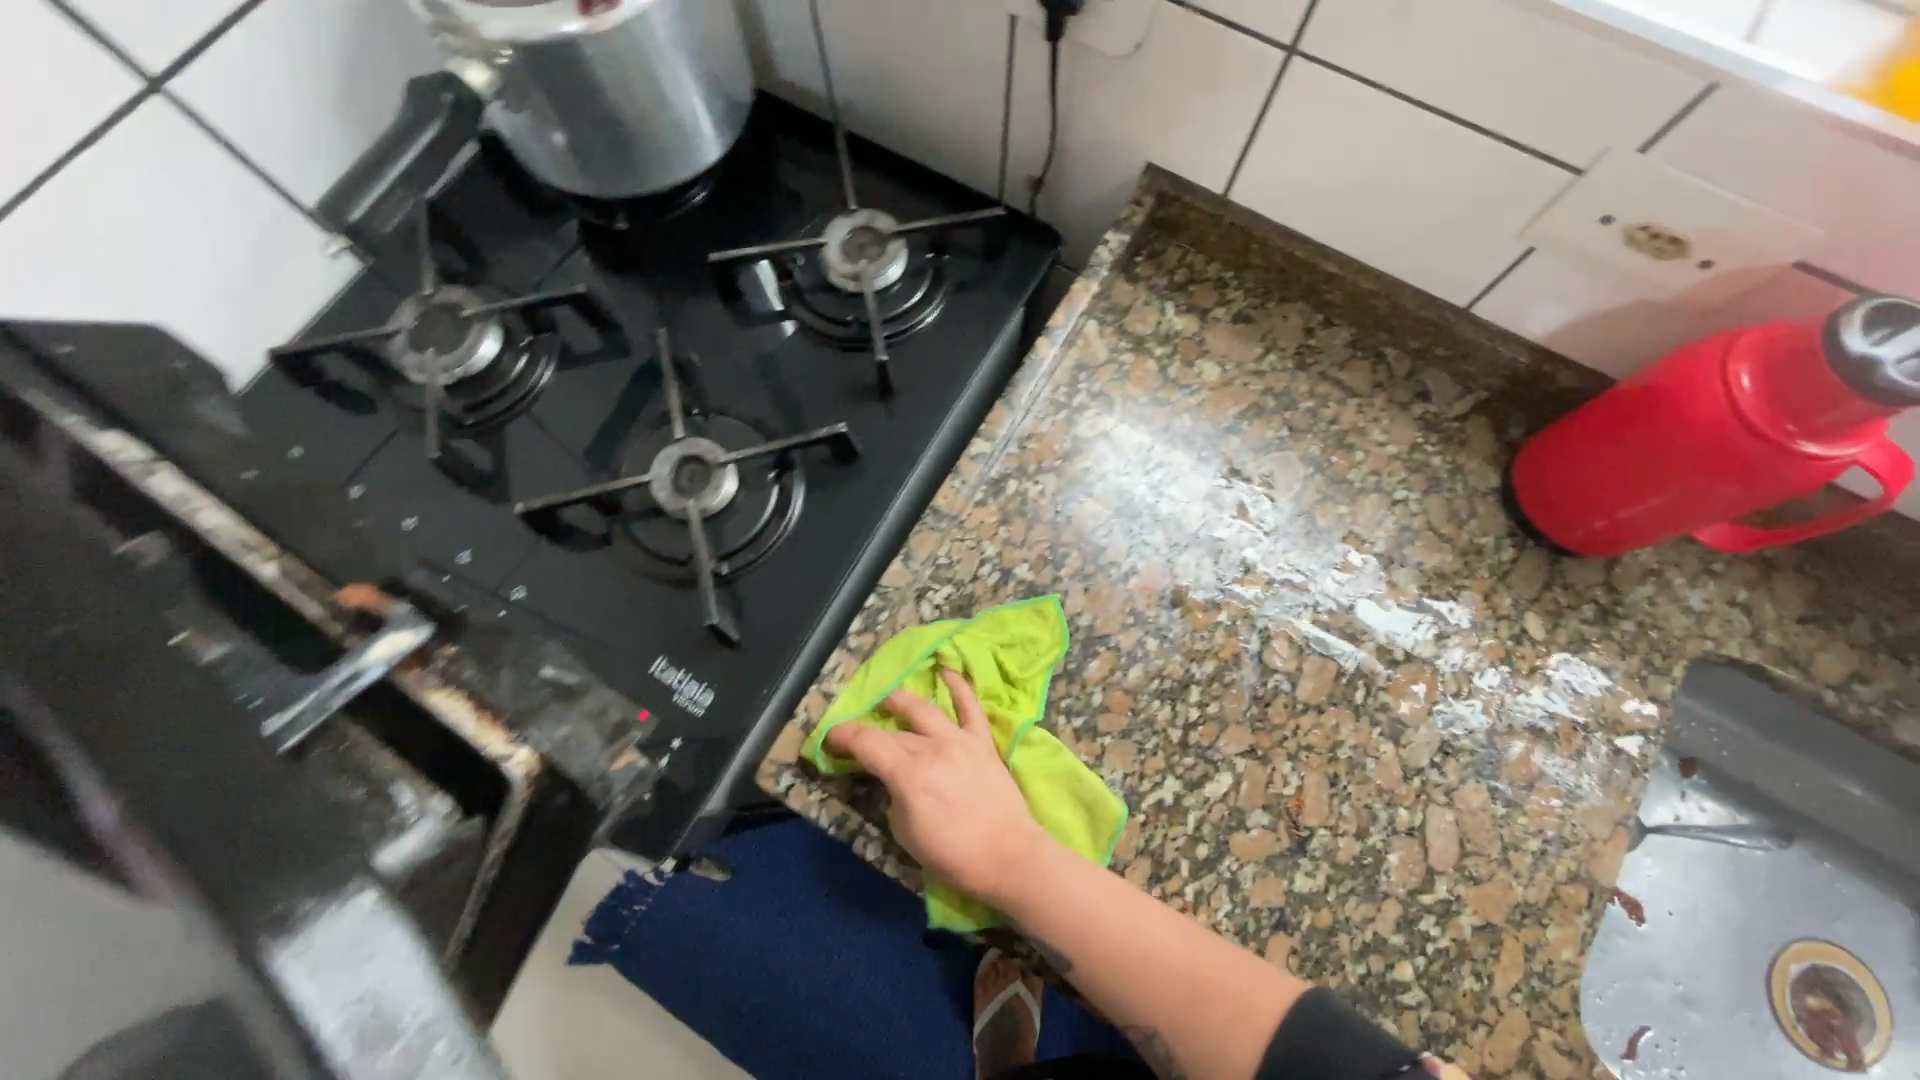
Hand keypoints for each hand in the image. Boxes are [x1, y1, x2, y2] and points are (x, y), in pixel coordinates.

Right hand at [825, 668, 1058, 905]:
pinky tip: (948, 671)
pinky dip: (959, 687)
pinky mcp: (983, 743)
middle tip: (854, 736)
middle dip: (867, 731)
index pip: (866, 742)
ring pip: (924, 710)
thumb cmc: (952, 855)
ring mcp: (960, 741)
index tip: (830, 740)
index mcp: (908, 774)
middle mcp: (932, 748)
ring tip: (887, 698)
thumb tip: (893, 779)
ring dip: (901, 700)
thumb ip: (894, 796)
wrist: (1007, 856)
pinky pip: (970, 708)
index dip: (843, 737)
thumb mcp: (905, 832)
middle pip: (892, 731)